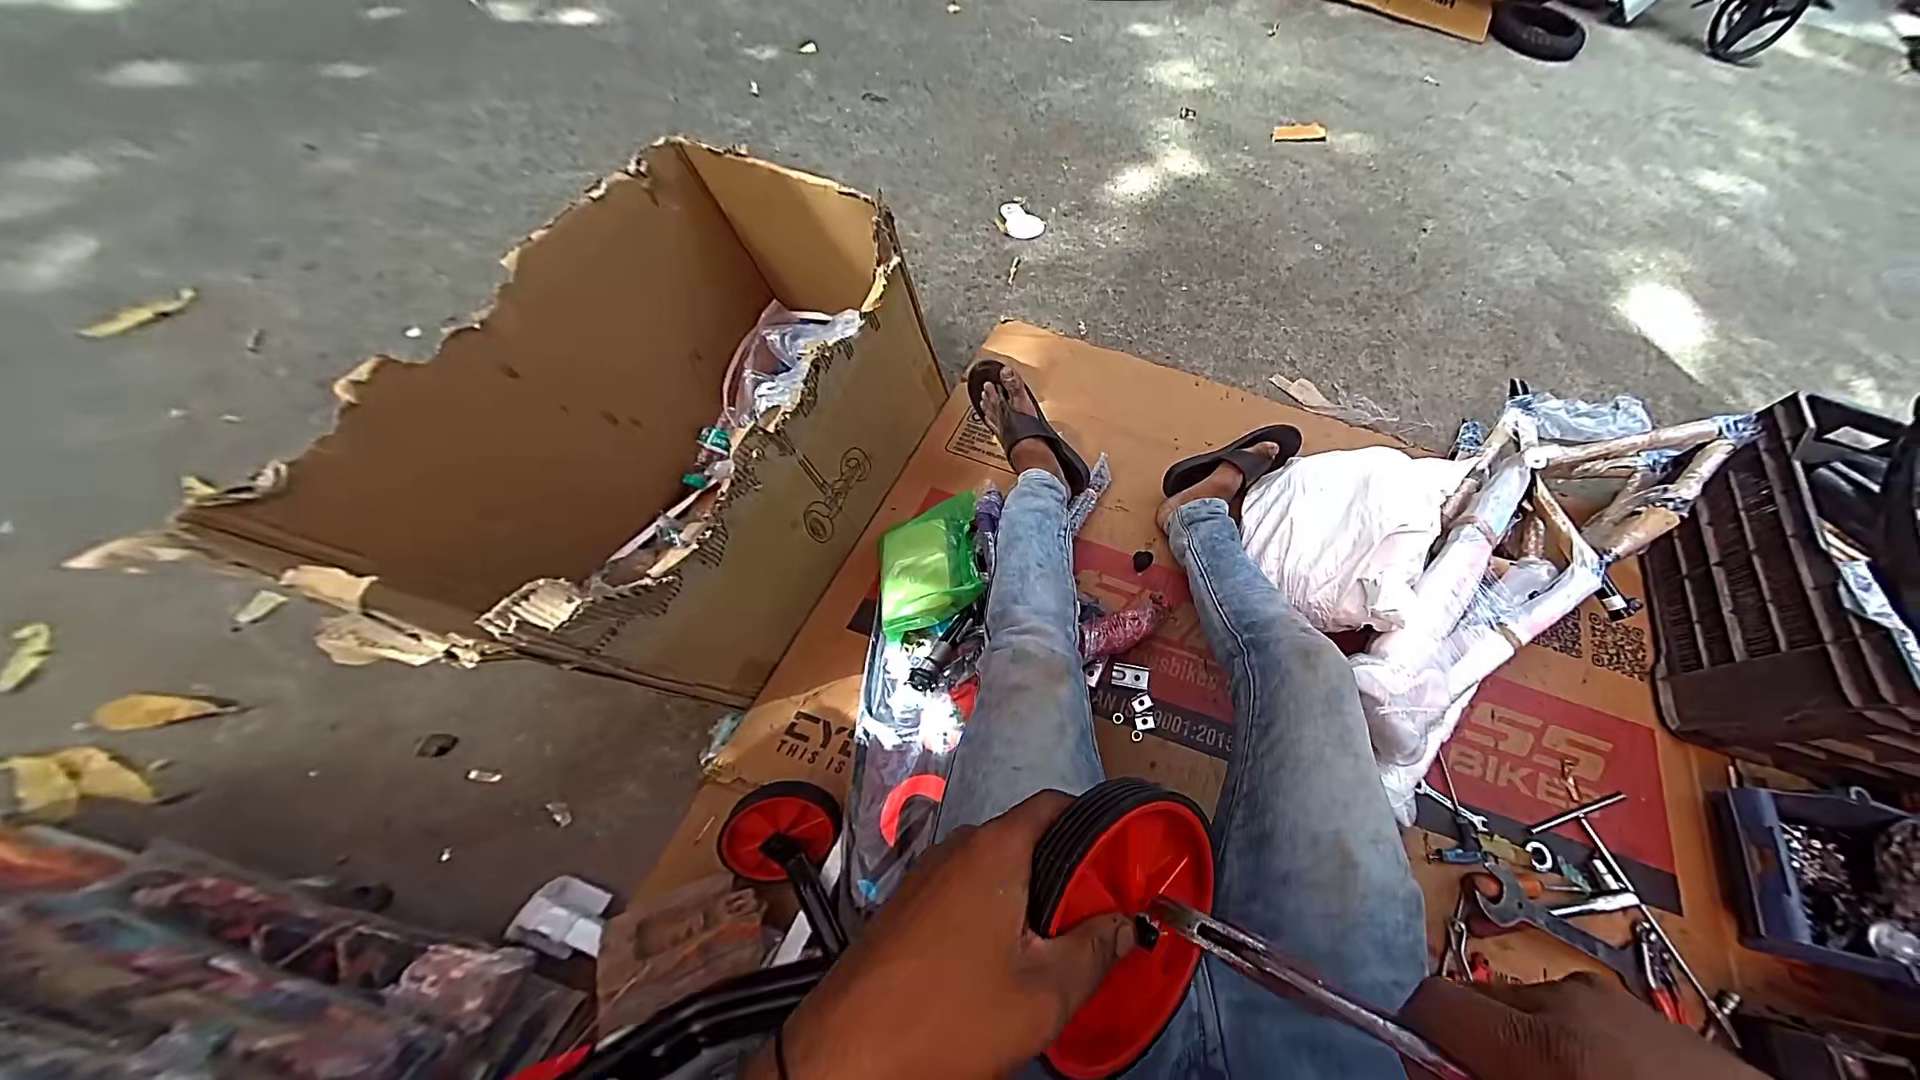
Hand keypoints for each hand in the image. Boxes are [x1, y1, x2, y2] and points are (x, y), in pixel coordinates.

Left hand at [745, 791, 1135, 1079]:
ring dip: (1030, 888)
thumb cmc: (951, 1013)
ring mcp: (931, 868)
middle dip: (1066, 867)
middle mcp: (960, 844)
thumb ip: (1095, 950)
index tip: (1119, 858)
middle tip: (1095, 912)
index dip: (1092, 823)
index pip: (1053, 804)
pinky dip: (996, 901)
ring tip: (1054, 938)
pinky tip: (1003, 950)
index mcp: (995, 847)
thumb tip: (1128, 923)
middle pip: (1027, 835)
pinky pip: (968, 881)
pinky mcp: (912, 896)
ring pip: (997, 862)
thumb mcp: (1042, 994)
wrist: (850, 1046)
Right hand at [1399, 972, 1765, 1079]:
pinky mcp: (1648, 1012)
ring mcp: (1613, 1000)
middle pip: (1473, 998)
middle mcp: (1569, 1002)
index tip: (1432, 1072)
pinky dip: (1569, 1046)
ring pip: (1521, 1004)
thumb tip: (1427, 1062)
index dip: (1418, 1036)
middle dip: (1473, 1043)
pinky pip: (1574, 1014)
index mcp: (1544, 1044)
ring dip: (1521, 1044)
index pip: (1430, 1000)